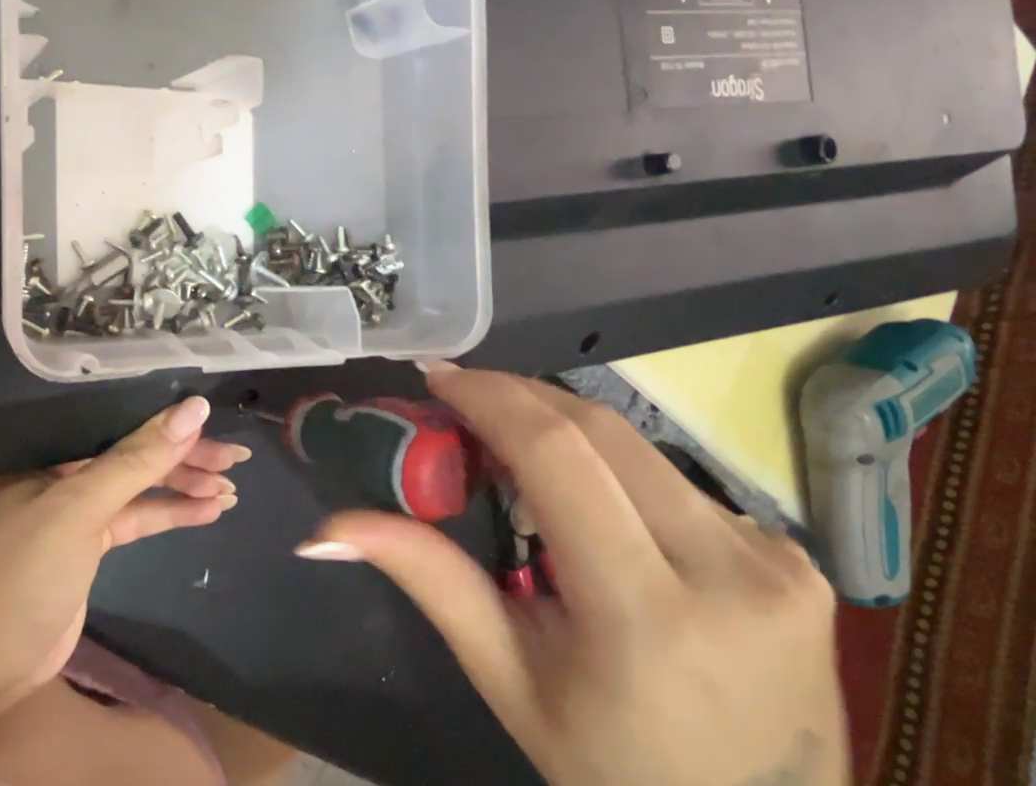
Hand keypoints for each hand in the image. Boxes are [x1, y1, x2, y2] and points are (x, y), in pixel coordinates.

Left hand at [0, 397, 245, 701]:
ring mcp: (72, 512)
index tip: (211, 420)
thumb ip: (136, 460)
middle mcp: (54, 473)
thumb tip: (193, 409)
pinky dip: (169, 514)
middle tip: (235, 459)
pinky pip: (134, 519)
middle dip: (181, 457)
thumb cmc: (24, 572)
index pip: (110, 421)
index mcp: (40, 451)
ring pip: (136, 488)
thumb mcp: (80, 508)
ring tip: (231, 487)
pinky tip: (209, 510)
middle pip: (128, 454)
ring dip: (182, 487)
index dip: (162, 420)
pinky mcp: (87, 547)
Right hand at [296, 365, 847, 785]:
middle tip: (458, 398)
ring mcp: (777, 558)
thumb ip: (426, 579)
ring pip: (642, 448)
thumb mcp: (506, 676)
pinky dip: (615, 470)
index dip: (491, 399)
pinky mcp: (800, 558)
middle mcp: (729, 568)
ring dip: (565, 429)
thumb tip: (323, 530)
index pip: (559, 456)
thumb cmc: (611, 764)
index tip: (434, 377)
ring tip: (507, 446)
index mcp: (645, 611)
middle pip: (603, 430)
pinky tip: (586, 499)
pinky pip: (680, 482)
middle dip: (519, 397)